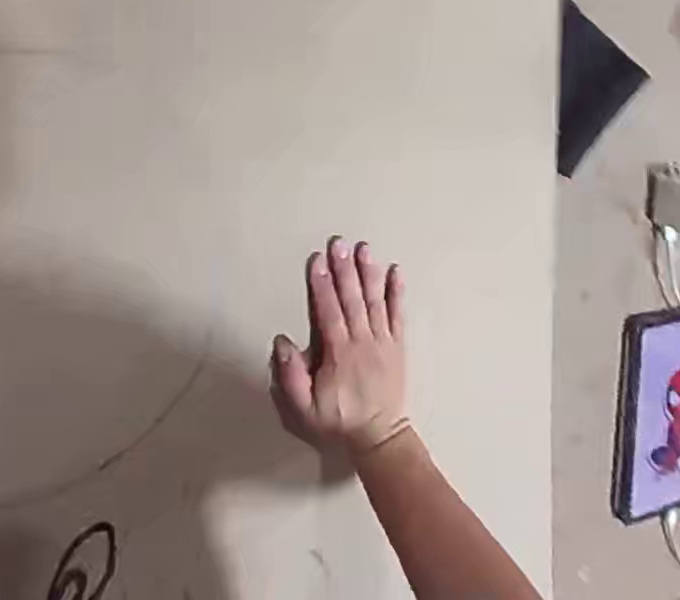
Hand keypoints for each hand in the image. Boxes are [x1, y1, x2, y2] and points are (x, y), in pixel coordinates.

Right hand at [271, 238, 410, 454]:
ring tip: (363, 248)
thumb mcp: (305, 409)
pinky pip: (398, 313)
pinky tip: (395, 271)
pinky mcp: (397, 344)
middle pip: (352, 299)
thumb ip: (292, 376)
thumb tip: (281, 342)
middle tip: (339, 244)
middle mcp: (363, 341)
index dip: (322, 285)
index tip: (317, 262)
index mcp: (340, 354)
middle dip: (344, 269)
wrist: (380, 435)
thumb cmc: (338, 421)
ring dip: (368, 272)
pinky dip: (397, 291)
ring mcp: (383, 340)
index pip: (328, 312)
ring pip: (375, 300)